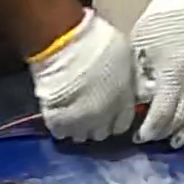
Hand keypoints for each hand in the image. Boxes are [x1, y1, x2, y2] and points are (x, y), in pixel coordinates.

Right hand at [28, 10, 137, 142]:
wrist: (65, 49)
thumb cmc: (98, 45)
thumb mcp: (125, 59)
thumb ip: (126, 81)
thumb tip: (127, 90)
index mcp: (122, 101)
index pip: (122, 124)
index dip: (118, 119)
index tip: (114, 112)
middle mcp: (101, 119)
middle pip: (100, 135)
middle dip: (99, 125)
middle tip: (93, 112)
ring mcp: (77, 124)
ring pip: (80, 137)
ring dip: (79, 128)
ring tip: (76, 115)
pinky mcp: (56, 125)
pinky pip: (61, 134)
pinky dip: (62, 128)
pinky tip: (62, 116)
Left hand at [130, 0, 183, 147]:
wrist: (183, 0)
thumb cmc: (153, 30)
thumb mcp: (137, 60)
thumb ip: (138, 88)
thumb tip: (135, 113)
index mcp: (173, 74)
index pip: (162, 114)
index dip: (149, 130)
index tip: (138, 137)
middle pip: (183, 114)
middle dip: (166, 131)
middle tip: (152, 139)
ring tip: (178, 141)